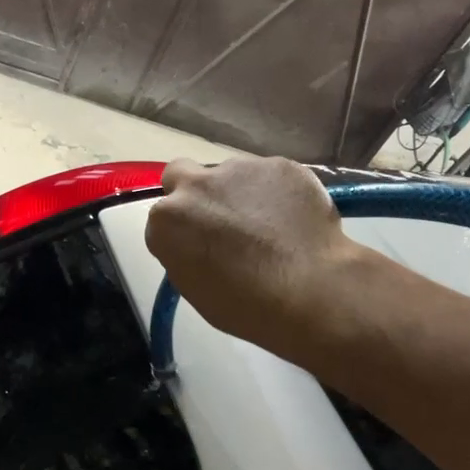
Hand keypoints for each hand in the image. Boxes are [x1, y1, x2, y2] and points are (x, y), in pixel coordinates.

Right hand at [144, 156, 378, 364]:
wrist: (306, 290)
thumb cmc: (242, 304)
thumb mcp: (192, 286)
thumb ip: (185, 250)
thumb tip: (200, 240)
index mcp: (166, 220)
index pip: (162, 218)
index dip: (179, 232)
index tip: (197, 248)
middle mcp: (195, 185)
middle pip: (181, 174)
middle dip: (193, 192)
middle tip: (218, 221)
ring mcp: (240, 169)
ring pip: (230, 174)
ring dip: (238, 193)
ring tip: (267, 226)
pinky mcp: (280, 165)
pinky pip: (270, 177)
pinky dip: (276, 193)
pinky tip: (293, 220)